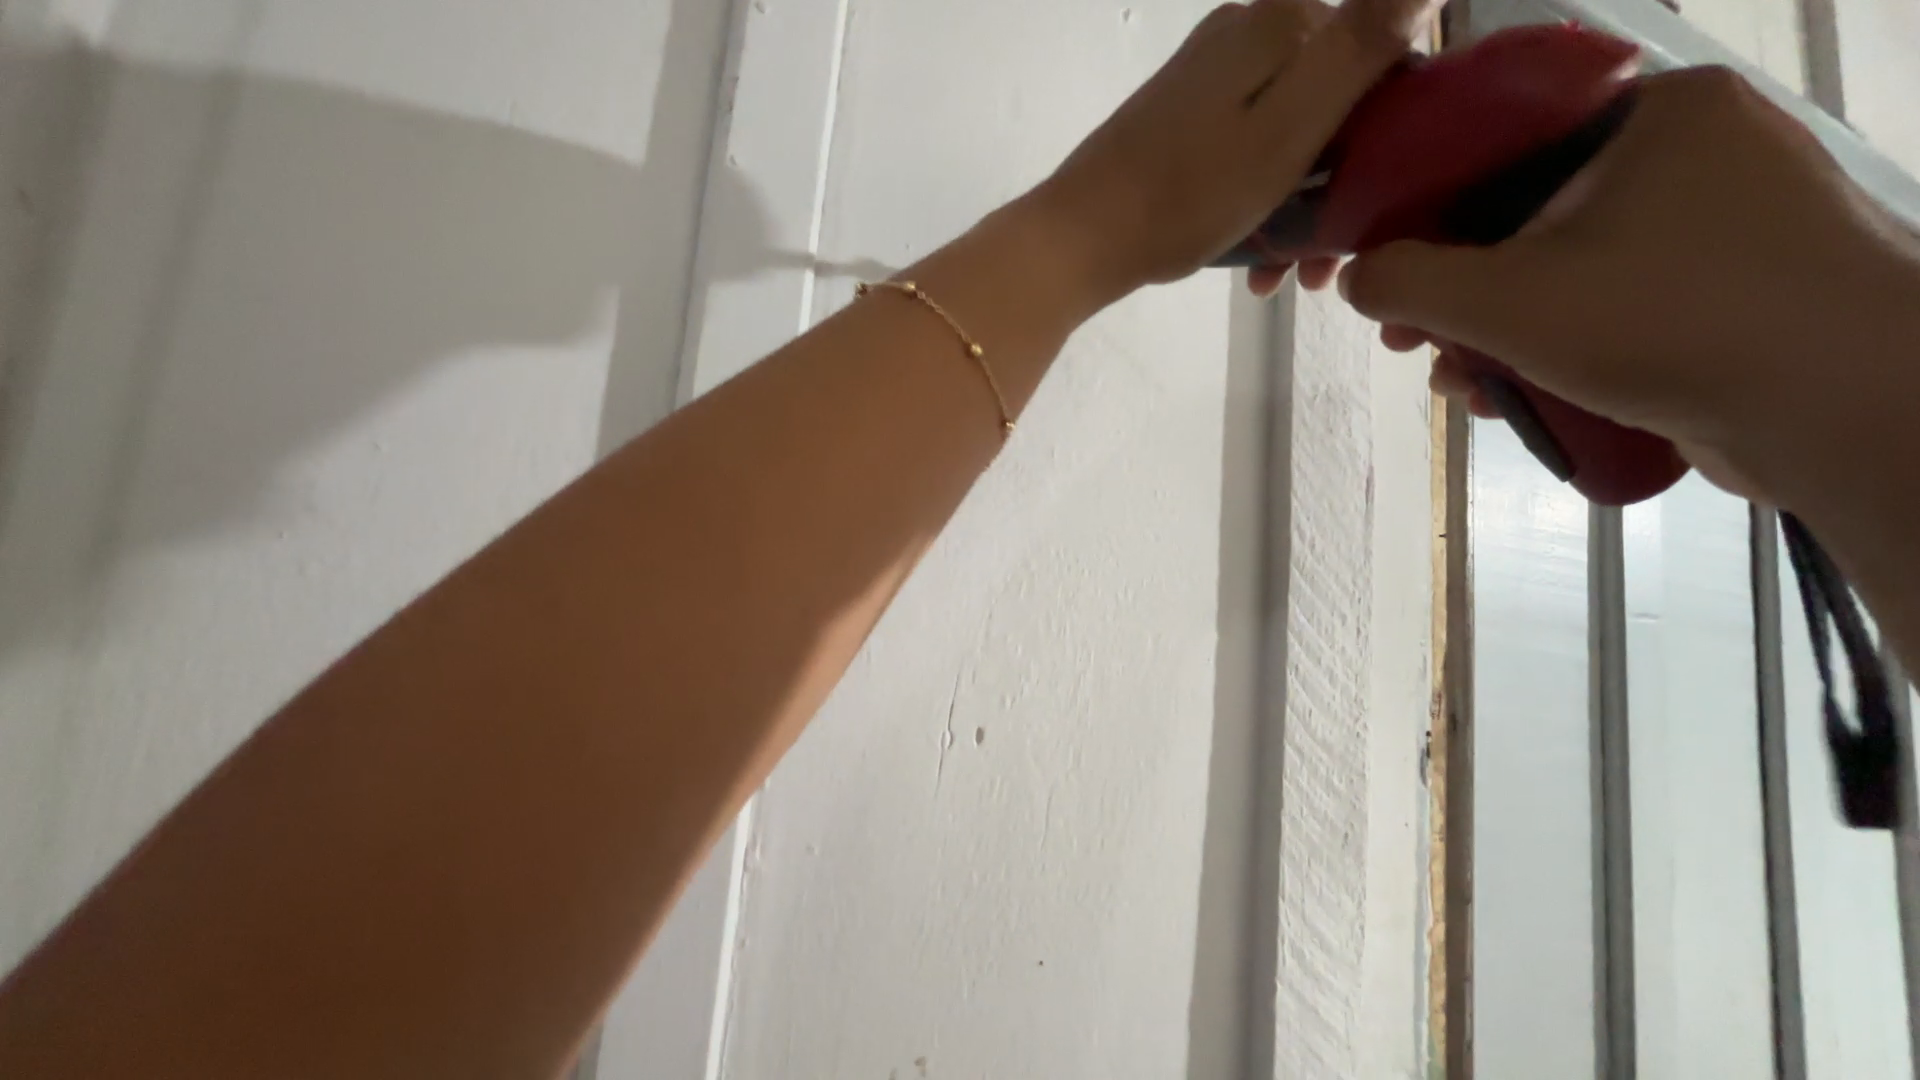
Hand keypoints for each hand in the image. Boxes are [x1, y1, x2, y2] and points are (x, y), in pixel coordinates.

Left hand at [1032, 0, 1438, 303]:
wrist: (1081, 239)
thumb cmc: (1189, 193)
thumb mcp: (1289, 125)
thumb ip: (1360, 46)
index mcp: (1279, 21)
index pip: (1380, 48)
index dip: (1396, 125)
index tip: (1383, 196)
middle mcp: (1243, 34)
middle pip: (1332, 96)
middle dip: (1343, 178)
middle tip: (1329, 257)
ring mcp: (1206, 80)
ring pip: (1288, 132)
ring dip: (1302, 204)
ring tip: (1291, 274)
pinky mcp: (1180, 122)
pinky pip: (1246, 151)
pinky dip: (1261, 201)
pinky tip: (1257, 261)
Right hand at [1332, 65, 1919, 504]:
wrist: (1855, 409)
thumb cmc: (1668, 324)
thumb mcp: (1503, 300)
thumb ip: (1406, 281)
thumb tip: (1356, 278)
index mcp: (1644, 116)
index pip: (1491, 145)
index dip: (1409, 208)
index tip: (1367, 266)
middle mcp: (1687, 150)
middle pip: (1517, 215)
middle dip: (1446, 291)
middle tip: (1402, 338)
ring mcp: (1716, 219)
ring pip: (1556, 267)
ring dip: (1486, 329)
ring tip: (1455, 381)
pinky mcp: (1727, 284)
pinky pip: (1604, 300)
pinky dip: (1546, 344)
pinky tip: (1511, 394)